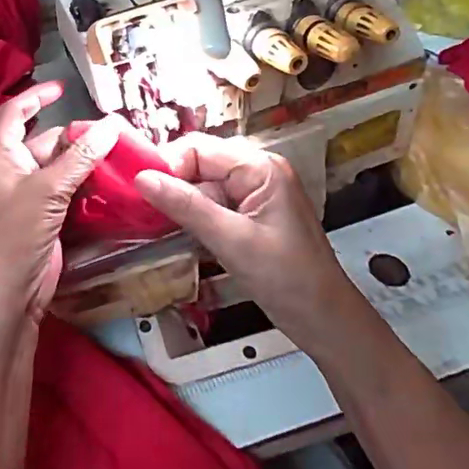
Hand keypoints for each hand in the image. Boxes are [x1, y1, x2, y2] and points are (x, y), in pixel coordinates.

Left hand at [0, 82, 123, 329]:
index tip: (63, 88)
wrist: (5, 296)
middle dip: (76, 135)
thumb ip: (80, 157)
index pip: (15, 113)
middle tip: (114, 133)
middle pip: (46, 140)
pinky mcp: (44, 217)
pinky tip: (113, 180)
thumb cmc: (13, 235)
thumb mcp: (46, 190)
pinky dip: (87, 183)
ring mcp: (28, 195)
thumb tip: (111, 125)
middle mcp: (12, 170)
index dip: (36, 97)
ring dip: (86, 161)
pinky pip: (69, 190)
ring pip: (61, 167)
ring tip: (121, 153)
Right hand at [134, 134, 367, 349]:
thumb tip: (142, 178)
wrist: (326, 321)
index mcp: (260, 167)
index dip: (168, 165)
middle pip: (200, 165)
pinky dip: (194, 219)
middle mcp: (257, 173)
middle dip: (172, 185)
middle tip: (142, 212)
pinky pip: (213, 207)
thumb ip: (186, 207)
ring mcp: (254, 196)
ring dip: (180, 205)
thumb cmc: (288, 279)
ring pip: (202, 188)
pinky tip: (176, 236)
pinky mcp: (250, 218)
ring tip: (152, 226)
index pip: (200, 148)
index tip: (141, 193)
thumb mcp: (233, 241)